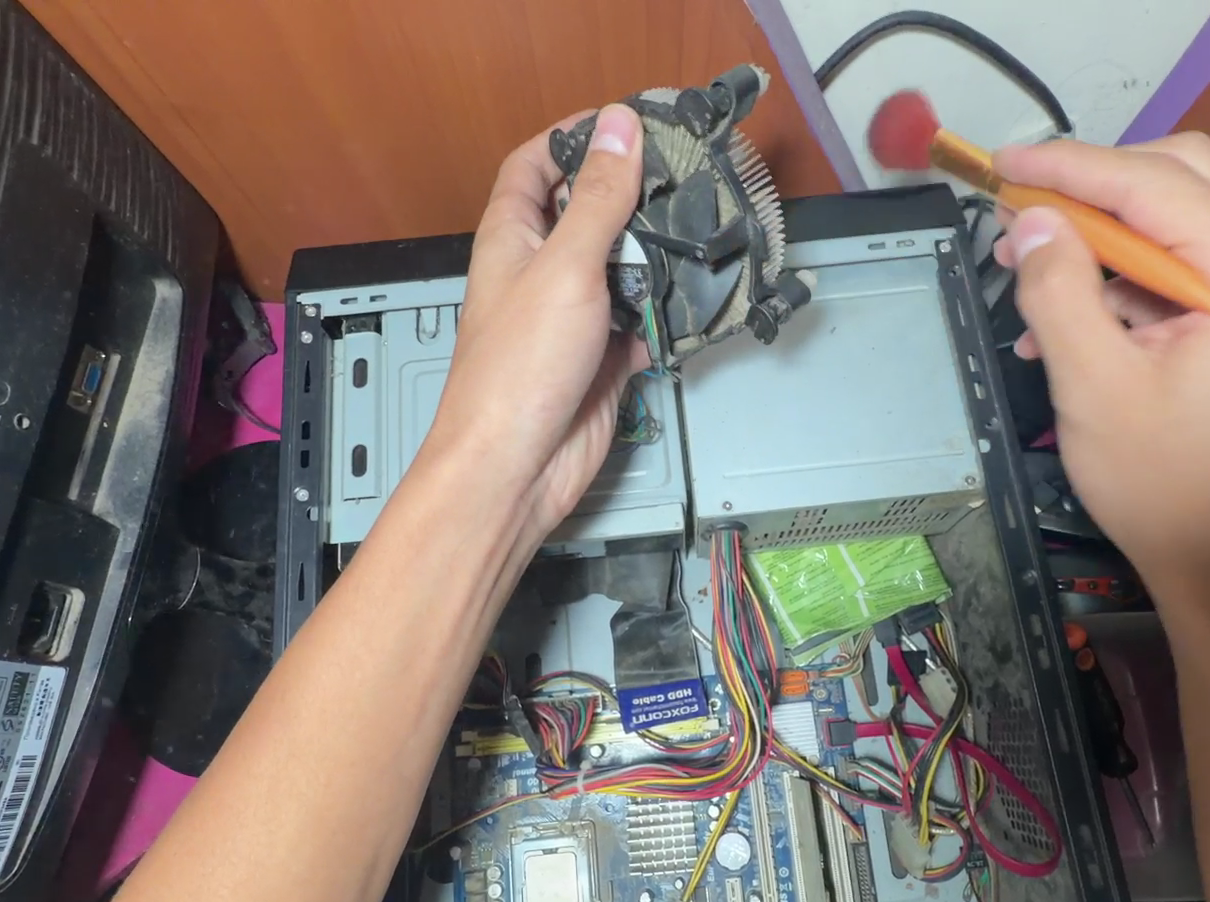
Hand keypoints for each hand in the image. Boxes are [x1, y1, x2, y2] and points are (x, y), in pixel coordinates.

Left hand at [416, 104, 646, 545]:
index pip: (534, 166)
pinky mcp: (601, 361)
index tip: (625, 128)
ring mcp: (573, 320)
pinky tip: (684, 314)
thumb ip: (597, 201)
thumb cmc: (517, 369)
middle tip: (684, 183)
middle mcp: (542, 274)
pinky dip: (660, 321)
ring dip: (653, 262)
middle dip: (631, 201)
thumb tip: (620, 127)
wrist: (520, 467)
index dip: (573, 140)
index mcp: (513, 238)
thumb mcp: (564, 269)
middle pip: (587, 217)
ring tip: (696, 242)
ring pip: (620, 274)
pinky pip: (638, 328)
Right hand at [989, 134, 1209, 603]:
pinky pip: (1184, 269)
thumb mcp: (1093, 387)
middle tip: (1016, 211)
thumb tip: (1029, 224)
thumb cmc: (1163, 486)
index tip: (1005, 163)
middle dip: (1090, 193)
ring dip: (1099, 240)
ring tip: (1027, 268)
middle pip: (1181, 181)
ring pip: (1179, 221)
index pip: (1157, 185)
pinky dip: (1122, 280)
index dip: (1071, 169)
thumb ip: (1058, 293)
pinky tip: (1065, 316)